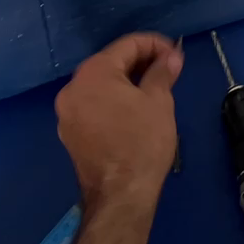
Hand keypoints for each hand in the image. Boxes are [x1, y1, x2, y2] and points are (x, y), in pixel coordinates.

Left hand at [56, 33, 184, 243]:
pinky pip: (94, 104)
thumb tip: (172, 56)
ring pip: (102, 84)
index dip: (155, 45)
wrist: (120, 198)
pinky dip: (114, 100)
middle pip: (112, 62)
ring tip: (155, 88)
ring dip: (128, 81)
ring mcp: (67, 113)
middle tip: (168, 70)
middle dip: (141, 63)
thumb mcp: (158, 100)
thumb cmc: (141, 142)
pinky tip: (135, 109)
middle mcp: (73, 87)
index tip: (175, 54)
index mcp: (93, 72)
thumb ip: (162, 71)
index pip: (128, 44)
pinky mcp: (70, 134)